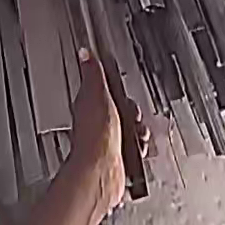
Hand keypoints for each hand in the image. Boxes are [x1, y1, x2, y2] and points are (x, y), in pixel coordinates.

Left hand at [71, 48, 124, 215]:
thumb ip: (93, 73)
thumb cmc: (95, 134)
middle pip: (121, 112)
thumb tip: (84, 52)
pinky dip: (139, 150)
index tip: (124, 95)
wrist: (102, 171)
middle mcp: (97, 125)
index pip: (106, 91)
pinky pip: (133, 151)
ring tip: (138, 135)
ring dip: (139, 133)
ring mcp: (107, 144)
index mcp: (89, 106)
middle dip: (133, 114)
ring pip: (129, 132)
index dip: (119, 92)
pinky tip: (138, 150)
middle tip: (134, 117)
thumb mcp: (96, 93)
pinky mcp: (117, 160)